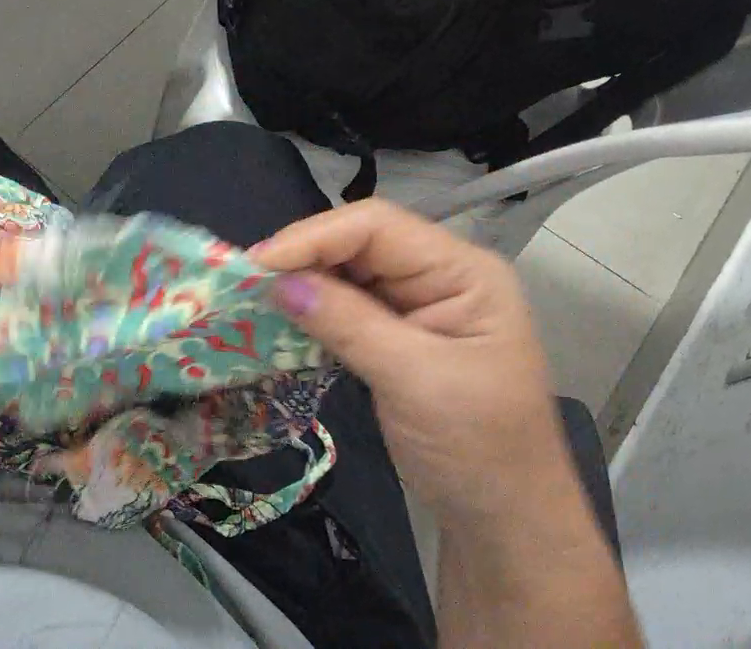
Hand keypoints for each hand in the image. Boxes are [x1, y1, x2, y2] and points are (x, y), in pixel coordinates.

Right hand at [250, 199, 573, 523]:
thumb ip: (347, 324)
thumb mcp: (415, 381)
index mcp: (463, 272)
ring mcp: (416, 306)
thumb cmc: (478, 449)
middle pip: (357, 243)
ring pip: (344, 273)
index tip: (259, 265)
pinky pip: (342, 306)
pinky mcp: (394, 336)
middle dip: (302, 257)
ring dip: (301, 283)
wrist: (505, 524)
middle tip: (246, 282)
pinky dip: (309, 311)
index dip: (314, 237)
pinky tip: (279, 320)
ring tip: (253, 298)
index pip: (377, 226)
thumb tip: (277, 282)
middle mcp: (438, 276)